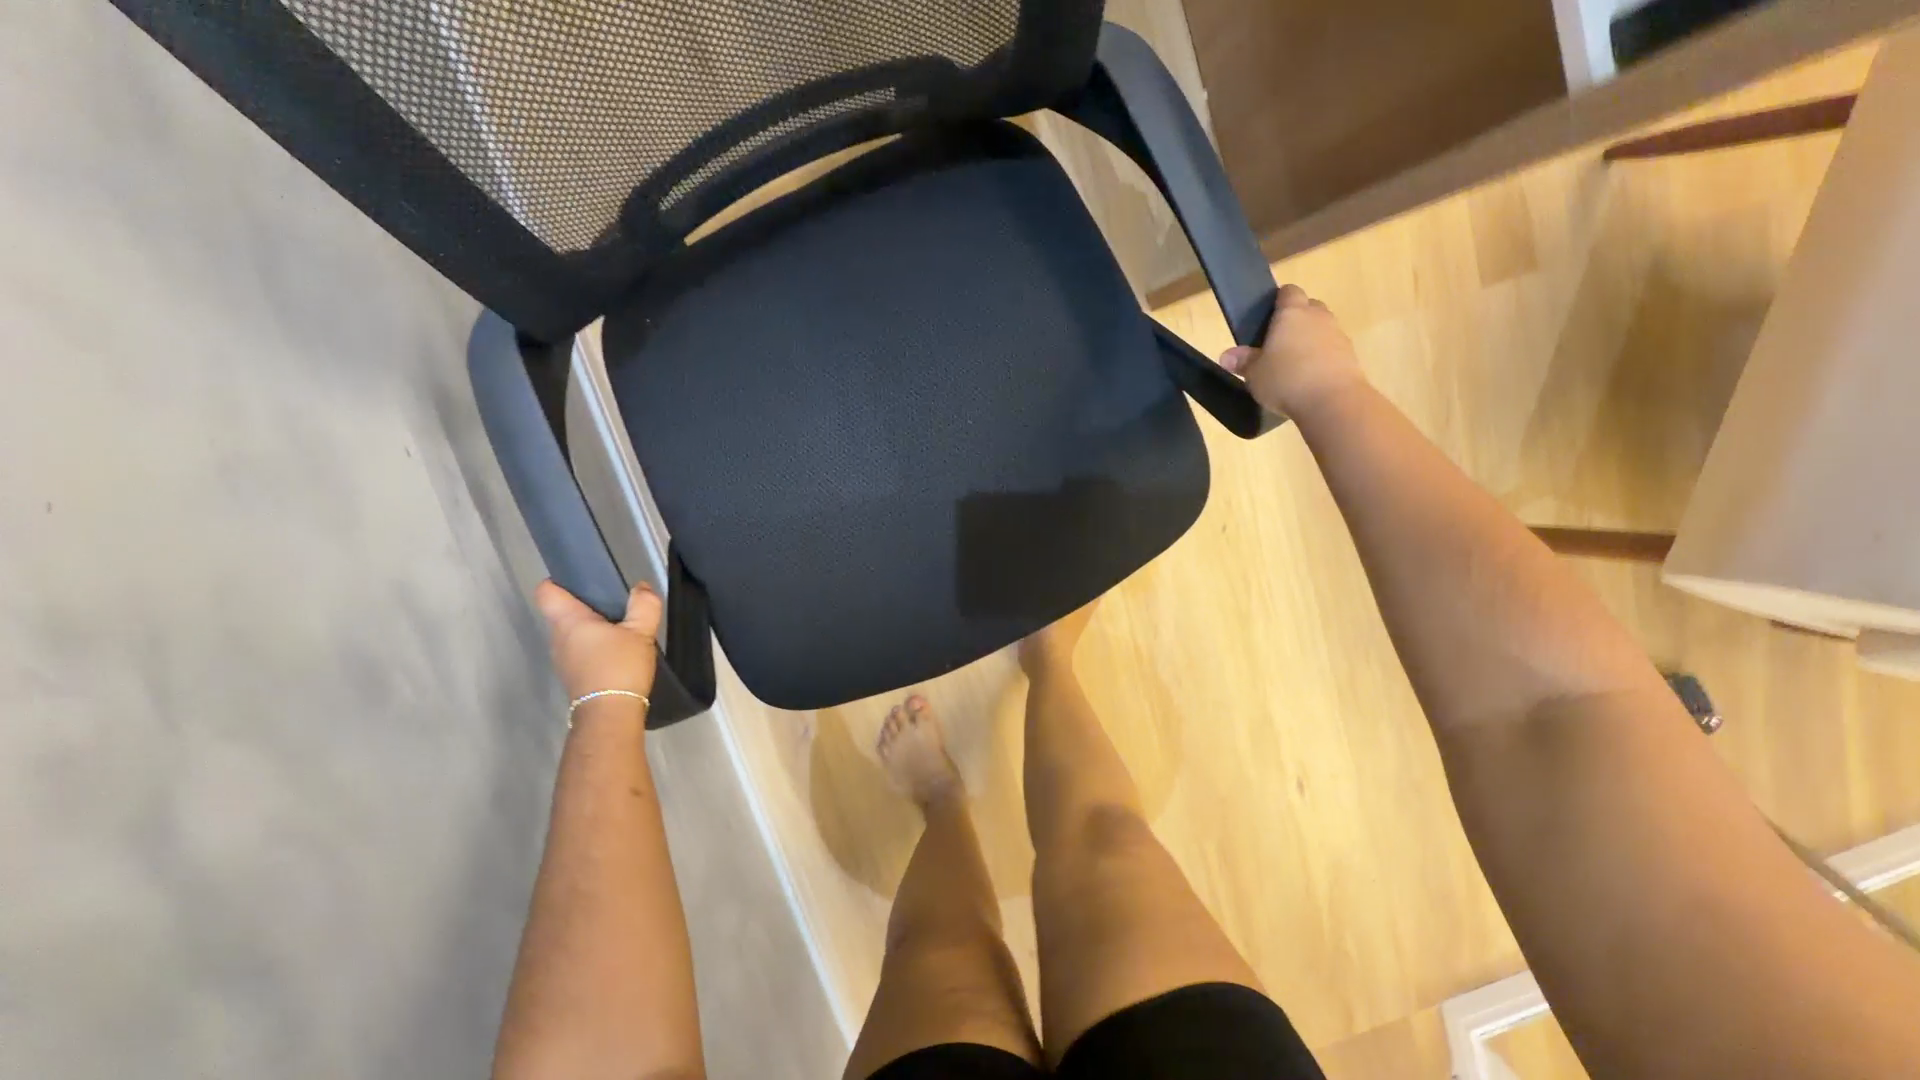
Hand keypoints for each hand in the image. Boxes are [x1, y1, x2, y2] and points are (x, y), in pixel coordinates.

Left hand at [534, 581, 661, 704]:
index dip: (558, 582)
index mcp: (568, 621)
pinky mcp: (572, 677)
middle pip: (561, 612)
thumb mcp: (641, 632)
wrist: (610, 715)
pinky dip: (593, 648)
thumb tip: (642, 587)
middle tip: (613, 604)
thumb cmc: (619, 667)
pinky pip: (578, 652)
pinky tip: (616, 653)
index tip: (582, 581)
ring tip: (619, 629)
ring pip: (571, 634)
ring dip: (590, 629)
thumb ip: (643, 605)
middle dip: (584, 606)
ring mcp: (562, 660)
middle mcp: (557, 638)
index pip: (546, 592)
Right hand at [1218, 284, 1364, 415]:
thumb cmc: (1286, 379)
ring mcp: (1338, 335)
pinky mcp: (1351, 356)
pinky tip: (1310, 378)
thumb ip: (1243, 361)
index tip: (1268, 317)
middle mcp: (1318, 317)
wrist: (1332, 402)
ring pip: (1322, 329)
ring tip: (1294, 364)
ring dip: (1310, 340)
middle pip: (1309, 307)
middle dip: (1296, 319)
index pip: (1288, 291)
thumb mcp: (1255, 374)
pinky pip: (1332, 349)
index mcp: (1292, 313)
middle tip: (1279, 342)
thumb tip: (1227, 355)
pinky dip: (1322, 358)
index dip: (1279, 300)